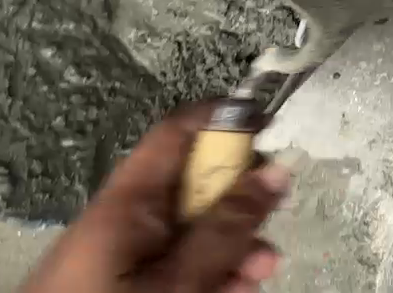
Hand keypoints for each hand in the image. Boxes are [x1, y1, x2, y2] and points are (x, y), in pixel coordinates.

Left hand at [20, 104, 289, 292]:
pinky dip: (208, 270)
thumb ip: (230, 225)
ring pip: (191, 227)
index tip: (273, 130)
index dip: (227, 118)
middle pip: (194, 183)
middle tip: (274, 224)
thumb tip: (278, 167)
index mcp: (122, 206)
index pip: (178, 129)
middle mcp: (117, 222)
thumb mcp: (181, 282)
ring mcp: (114, 259)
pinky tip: (233, 290)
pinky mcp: (116, 287)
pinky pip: (172, 261)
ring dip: (234, 244)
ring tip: (258, 274)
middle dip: (243, 200)